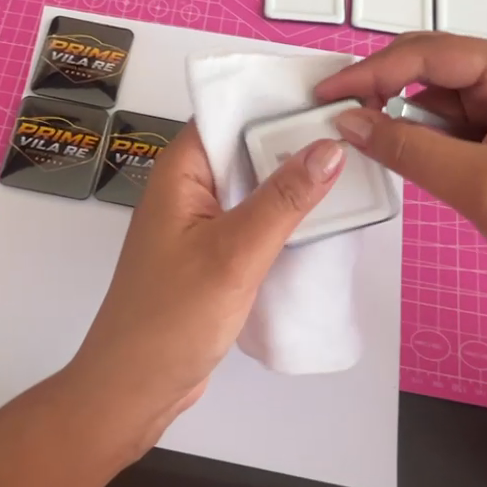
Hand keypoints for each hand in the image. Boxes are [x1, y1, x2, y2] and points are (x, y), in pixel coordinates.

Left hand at [62, 121, 343, 445]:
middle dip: (293, 141)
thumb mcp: (234, 253)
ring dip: (292, 181)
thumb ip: (283, 200)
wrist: (134, 390)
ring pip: (253, 184)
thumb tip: (329, 148)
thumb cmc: (170, 318)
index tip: (326, 96)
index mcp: (181, 169)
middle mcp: (188, 185)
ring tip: (349, 169)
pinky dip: (283, 216)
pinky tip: (321, 218)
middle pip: (246, 146)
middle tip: (352, 133)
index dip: (274, 101)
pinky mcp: (212, 250)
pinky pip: (253, 218)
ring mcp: (199, 219)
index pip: (229, 112)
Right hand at [314, 33, 486, 309]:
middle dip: (387, 92)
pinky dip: (422, 140)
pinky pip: (450, 127)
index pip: (435, 54)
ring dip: (403, 120)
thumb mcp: (478, 183)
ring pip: (436, 100)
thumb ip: (406, 146)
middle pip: (434, 70)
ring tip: (369, 143)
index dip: (376, 71)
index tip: (330, 92)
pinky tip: (403, 155)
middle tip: (340, 115)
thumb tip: (346, 121)